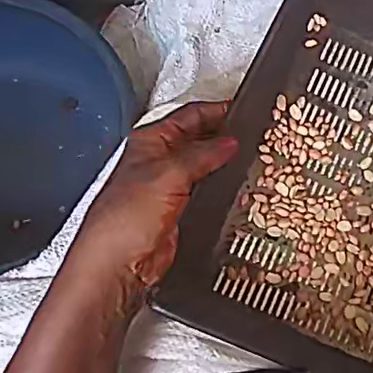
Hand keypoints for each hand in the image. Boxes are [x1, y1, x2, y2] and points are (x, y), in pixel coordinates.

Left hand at [68, 101, 237, 299]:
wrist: (119, 263)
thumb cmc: (125, 219)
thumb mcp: (169, 174)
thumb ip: (202, 155)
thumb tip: (229, 143)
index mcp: (150, 142)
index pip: (190, 116)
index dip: (217, 111)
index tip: (242, 109)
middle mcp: (160, 161)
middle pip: (199, 140)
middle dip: (224, 137)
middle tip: (252, 135)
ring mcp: (170, 187)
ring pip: (205, 167)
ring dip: (225, 164)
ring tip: (252, 159)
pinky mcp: (180, 210)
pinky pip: (207, 192)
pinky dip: (223, 189)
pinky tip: (239, 189)